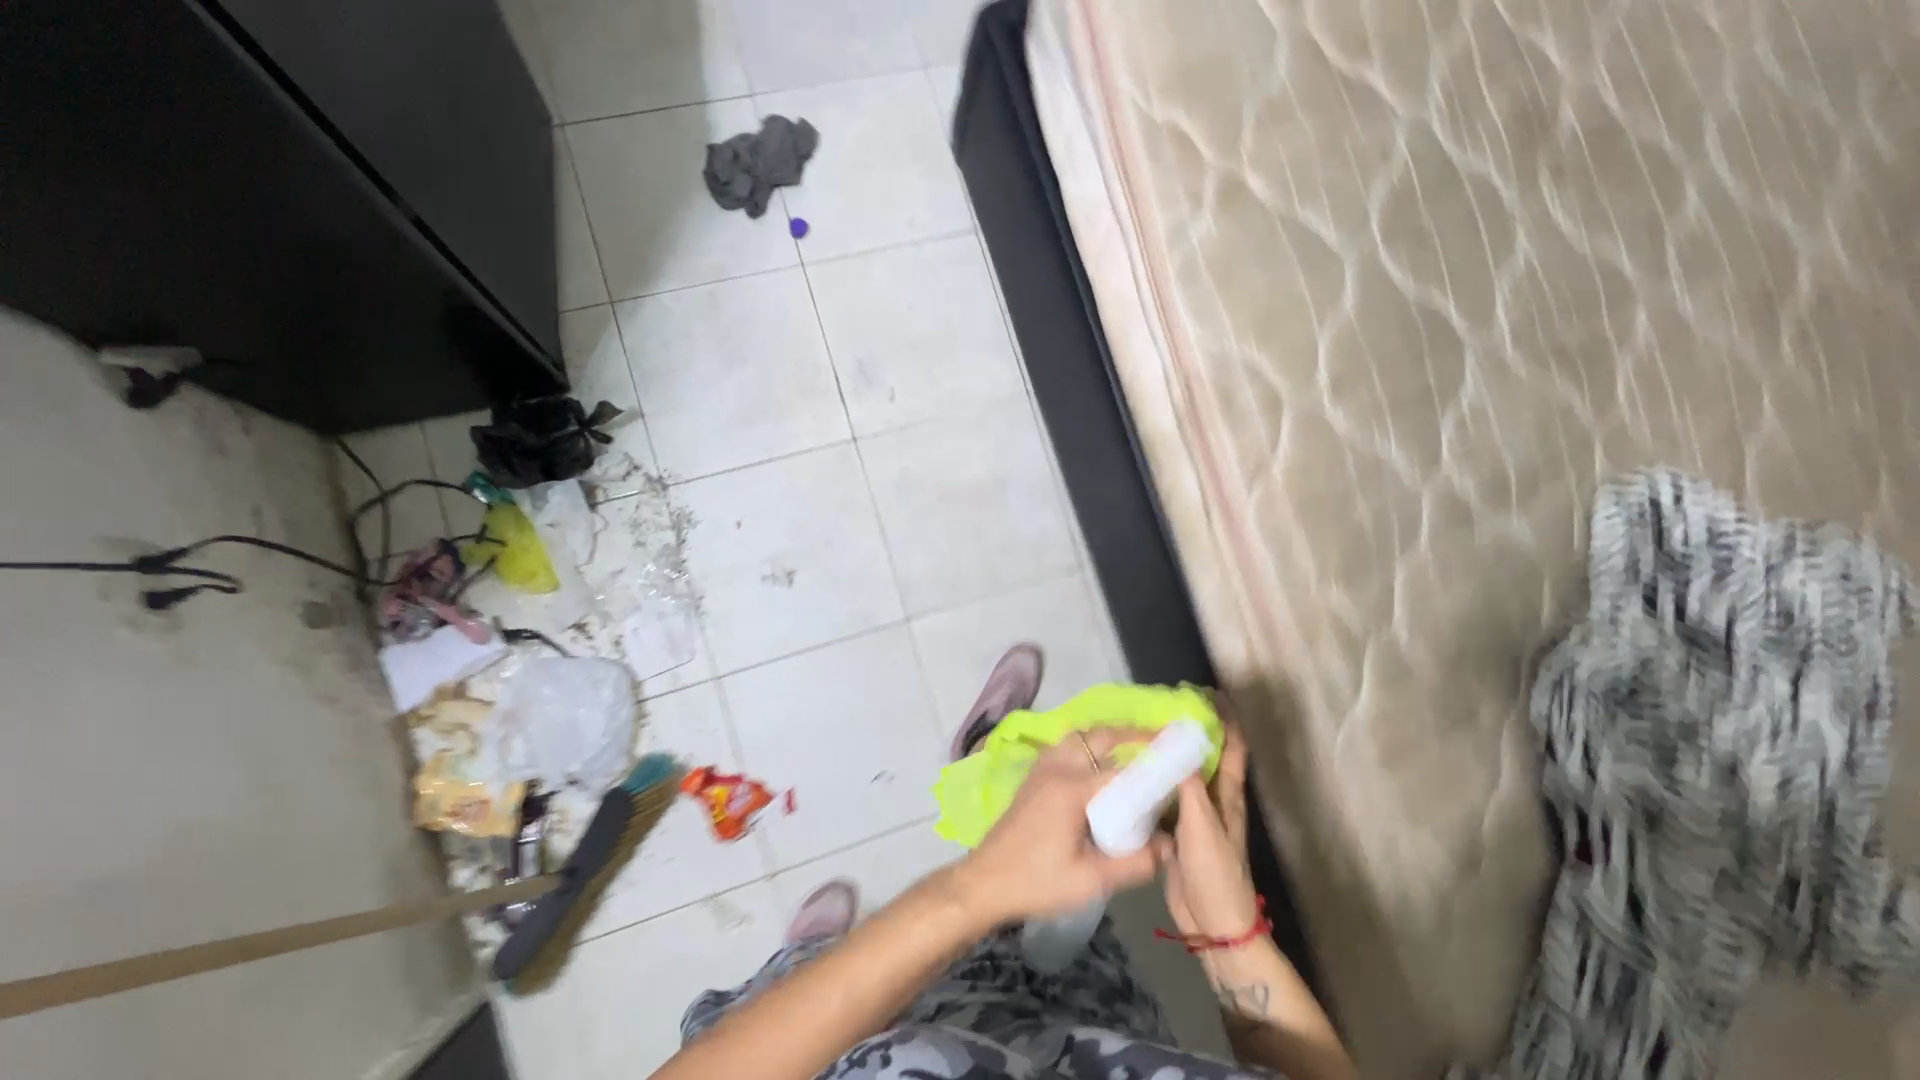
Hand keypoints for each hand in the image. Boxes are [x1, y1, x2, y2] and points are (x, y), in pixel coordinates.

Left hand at [948, 727, 1170, 924]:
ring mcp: (1040, 771)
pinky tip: (1099, 768)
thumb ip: (1134, 863)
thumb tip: (1170, 846)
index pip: (1122, 766)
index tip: (1180, 760)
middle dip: (1132, 736)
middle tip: (1161, 745)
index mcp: (1071, 789)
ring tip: (1134, 753)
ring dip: (1107, 738)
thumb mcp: (1090, 882)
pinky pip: (1065, 749)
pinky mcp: (1032, 779)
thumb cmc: (1037, 883)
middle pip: (1099, 737)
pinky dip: (1087, 747)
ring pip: (1079, 738)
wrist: (984, 884)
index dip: (1153, 762)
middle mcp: (1056, 769)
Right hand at [1162, 713, 1260, 940]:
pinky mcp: (1176, 834)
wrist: (1213, 924)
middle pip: (1205, 758)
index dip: (1226, 720)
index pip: (1233, 748)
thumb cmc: (1216, 873)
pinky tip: (1130, 776)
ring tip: (1141, 735)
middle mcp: (1213, 802)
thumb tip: (1177, 745)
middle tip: (1162, 708)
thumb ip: (1190, 788)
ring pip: (1182, 778)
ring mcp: (1194, 819)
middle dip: (1191, 731)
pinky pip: (1164, 800)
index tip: (1208, 694)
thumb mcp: (1203, 829)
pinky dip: (1152, 784)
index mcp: (1228, 797)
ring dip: (1169, 757)